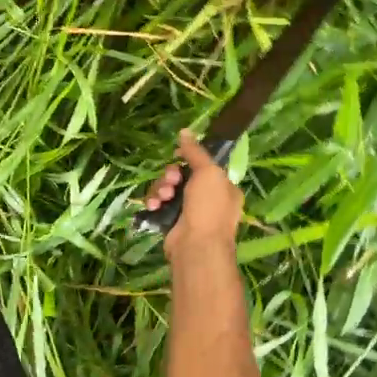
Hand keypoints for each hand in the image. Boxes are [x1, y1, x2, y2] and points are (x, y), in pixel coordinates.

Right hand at [142, 129, 242, 257]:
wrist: (196, 246)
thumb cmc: (209, 208)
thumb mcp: (208, 173)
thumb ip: (196, 152)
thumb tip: (185, 130)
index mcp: (223, 188)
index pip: (203, 166)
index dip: (188, 160)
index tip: (177, 156)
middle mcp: (208, 199)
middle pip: (181, 176)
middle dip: (170, 176)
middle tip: (170, 181)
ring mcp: (189, 212)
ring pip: (167, 189)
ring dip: (160, 189)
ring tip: (161, 198)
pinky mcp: (171, 221)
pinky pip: (159, 204)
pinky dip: (154, 202)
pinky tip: (153, 206)